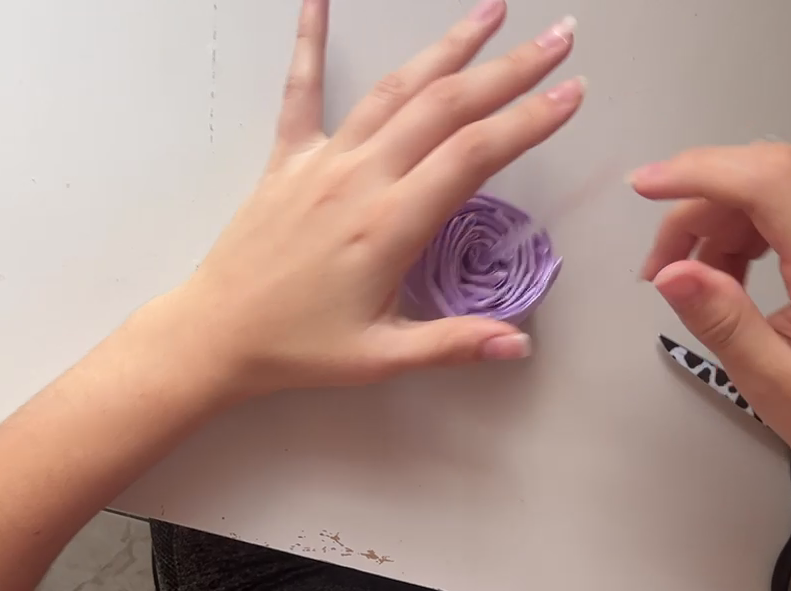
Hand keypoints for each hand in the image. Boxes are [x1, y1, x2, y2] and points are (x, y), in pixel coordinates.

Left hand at [162, 0, 584, 399]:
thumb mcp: (381, 356)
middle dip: (508, 70)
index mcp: (390, 225)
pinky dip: (311, 38)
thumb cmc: (298, 348)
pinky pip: (301, 89)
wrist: (218, 334)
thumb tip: (518, 345)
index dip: (528, 121)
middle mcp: (360, 178)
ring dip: (446, 47)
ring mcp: (322, 161)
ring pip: (394, 89)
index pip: (474, 156)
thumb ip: (452, 344)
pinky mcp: (286, 160)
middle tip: (558, 39)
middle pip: (445, 107)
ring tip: (490, 13)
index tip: (571, 95)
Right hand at [634, 144, 790, 498]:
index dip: (702, 171)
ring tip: (698, 283)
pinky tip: (731, 273)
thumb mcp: (769, 381)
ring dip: (720, 223)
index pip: (773, 181)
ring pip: (776, 185)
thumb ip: (721, 319)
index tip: (643, 188)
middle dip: (699, 209)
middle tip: (659, 269)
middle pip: (769, 176)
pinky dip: (747, 228)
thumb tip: (668, 273)